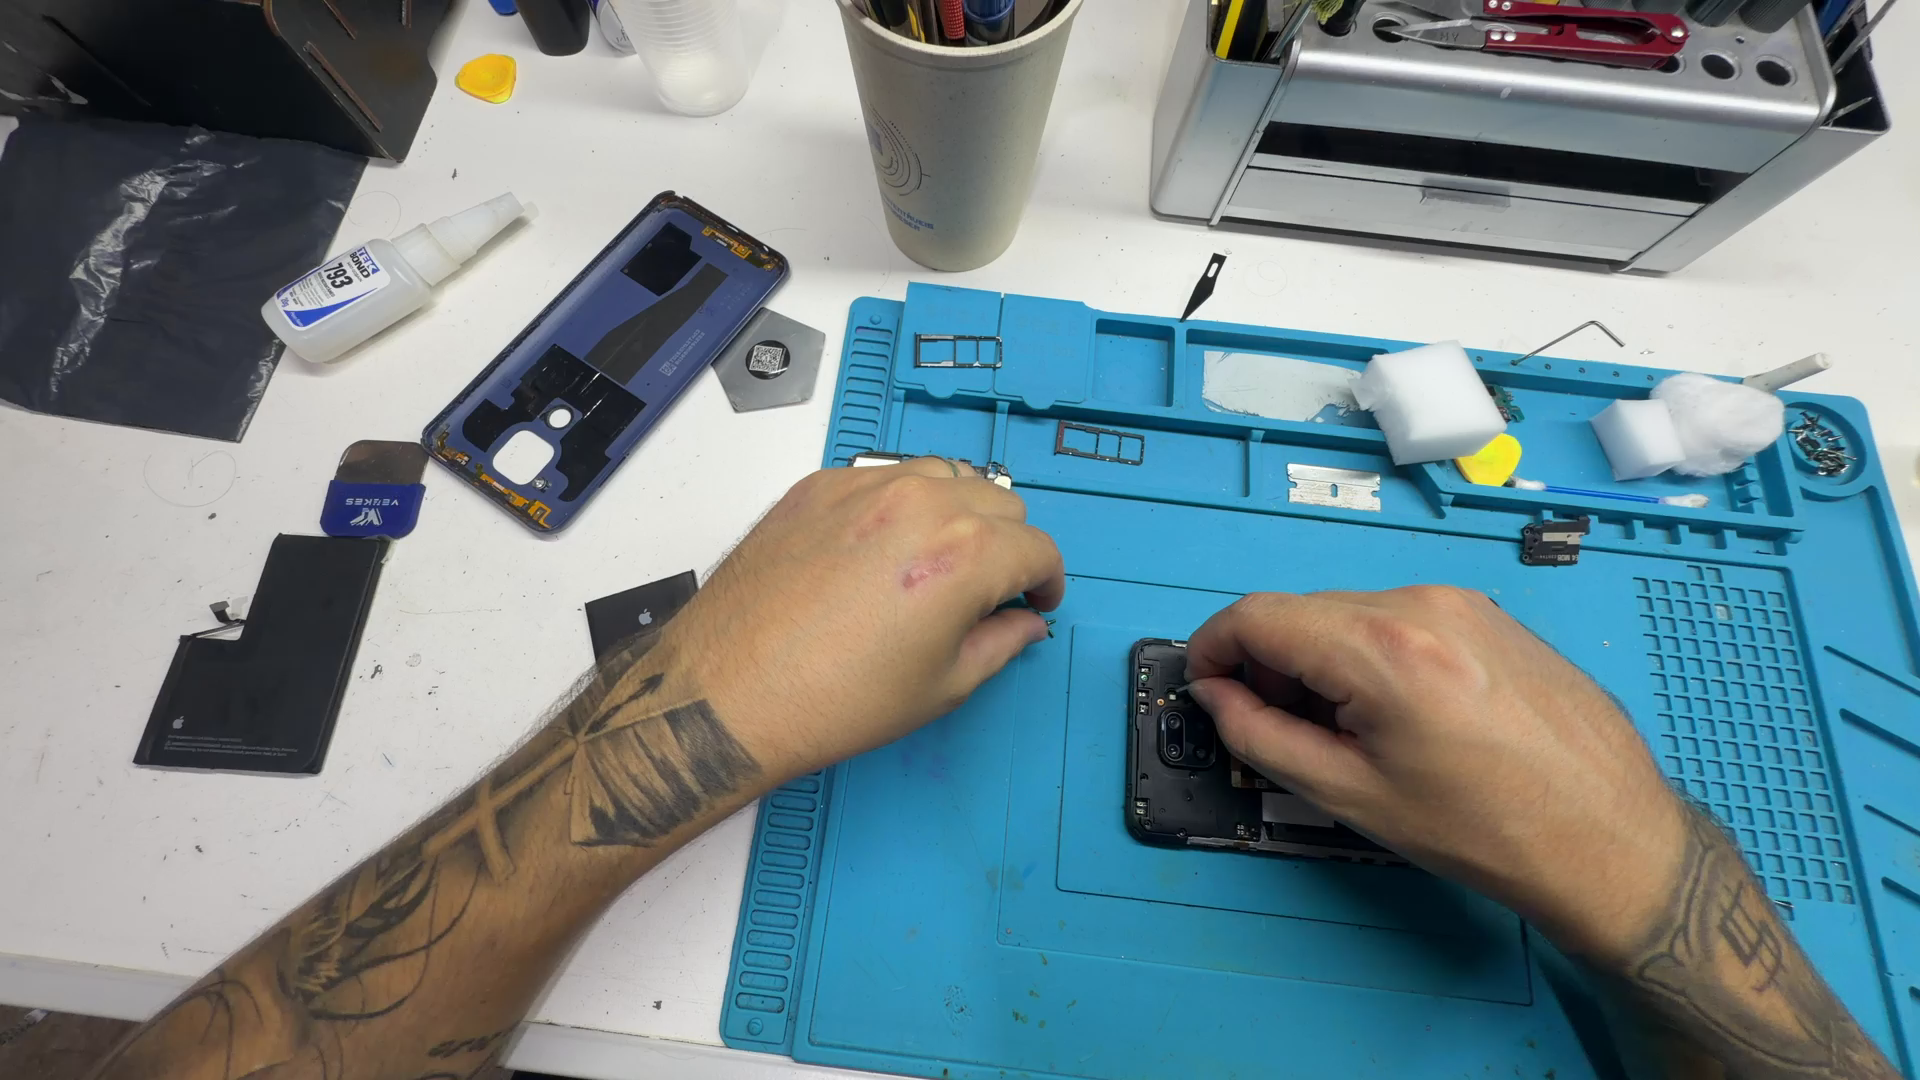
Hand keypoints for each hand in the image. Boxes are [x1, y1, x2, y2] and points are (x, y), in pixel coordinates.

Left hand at [658, 458, 1064, 782]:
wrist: (730, 691)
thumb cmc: (837, 701)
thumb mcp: (943, 685)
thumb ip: (1003, 643)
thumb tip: (1027, 622)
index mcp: (965, 553)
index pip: (1039, 547)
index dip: (1048, 580)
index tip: (1036, 600)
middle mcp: (921, 502)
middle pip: (1001, 502)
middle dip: (1008, 544)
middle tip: (986, 587)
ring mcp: (865, 484)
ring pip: (945, 476)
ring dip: (959, 513)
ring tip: (935, 559)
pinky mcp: (819, 484)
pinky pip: (885, 476)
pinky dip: (902, 504)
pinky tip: (877, 548)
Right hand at [1184, 587, 1685, 964]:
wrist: (1620, 844)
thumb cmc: (1480, 830)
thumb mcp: (1346, 793)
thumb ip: (1256, 735)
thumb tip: (1213, 694)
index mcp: (1380, 648)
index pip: (1255, 616)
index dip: (1211, 647)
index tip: (1206, 687)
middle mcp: (1416, 603)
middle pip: (1295, 612)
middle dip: (1262, 662)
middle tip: (1274, 723)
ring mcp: (1456, 600)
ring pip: (1338, 613)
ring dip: (1310, 658)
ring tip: (1338, 723)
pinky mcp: (1481, 611)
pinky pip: (1386, 615)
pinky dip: (1357, 651)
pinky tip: (1387, 706)